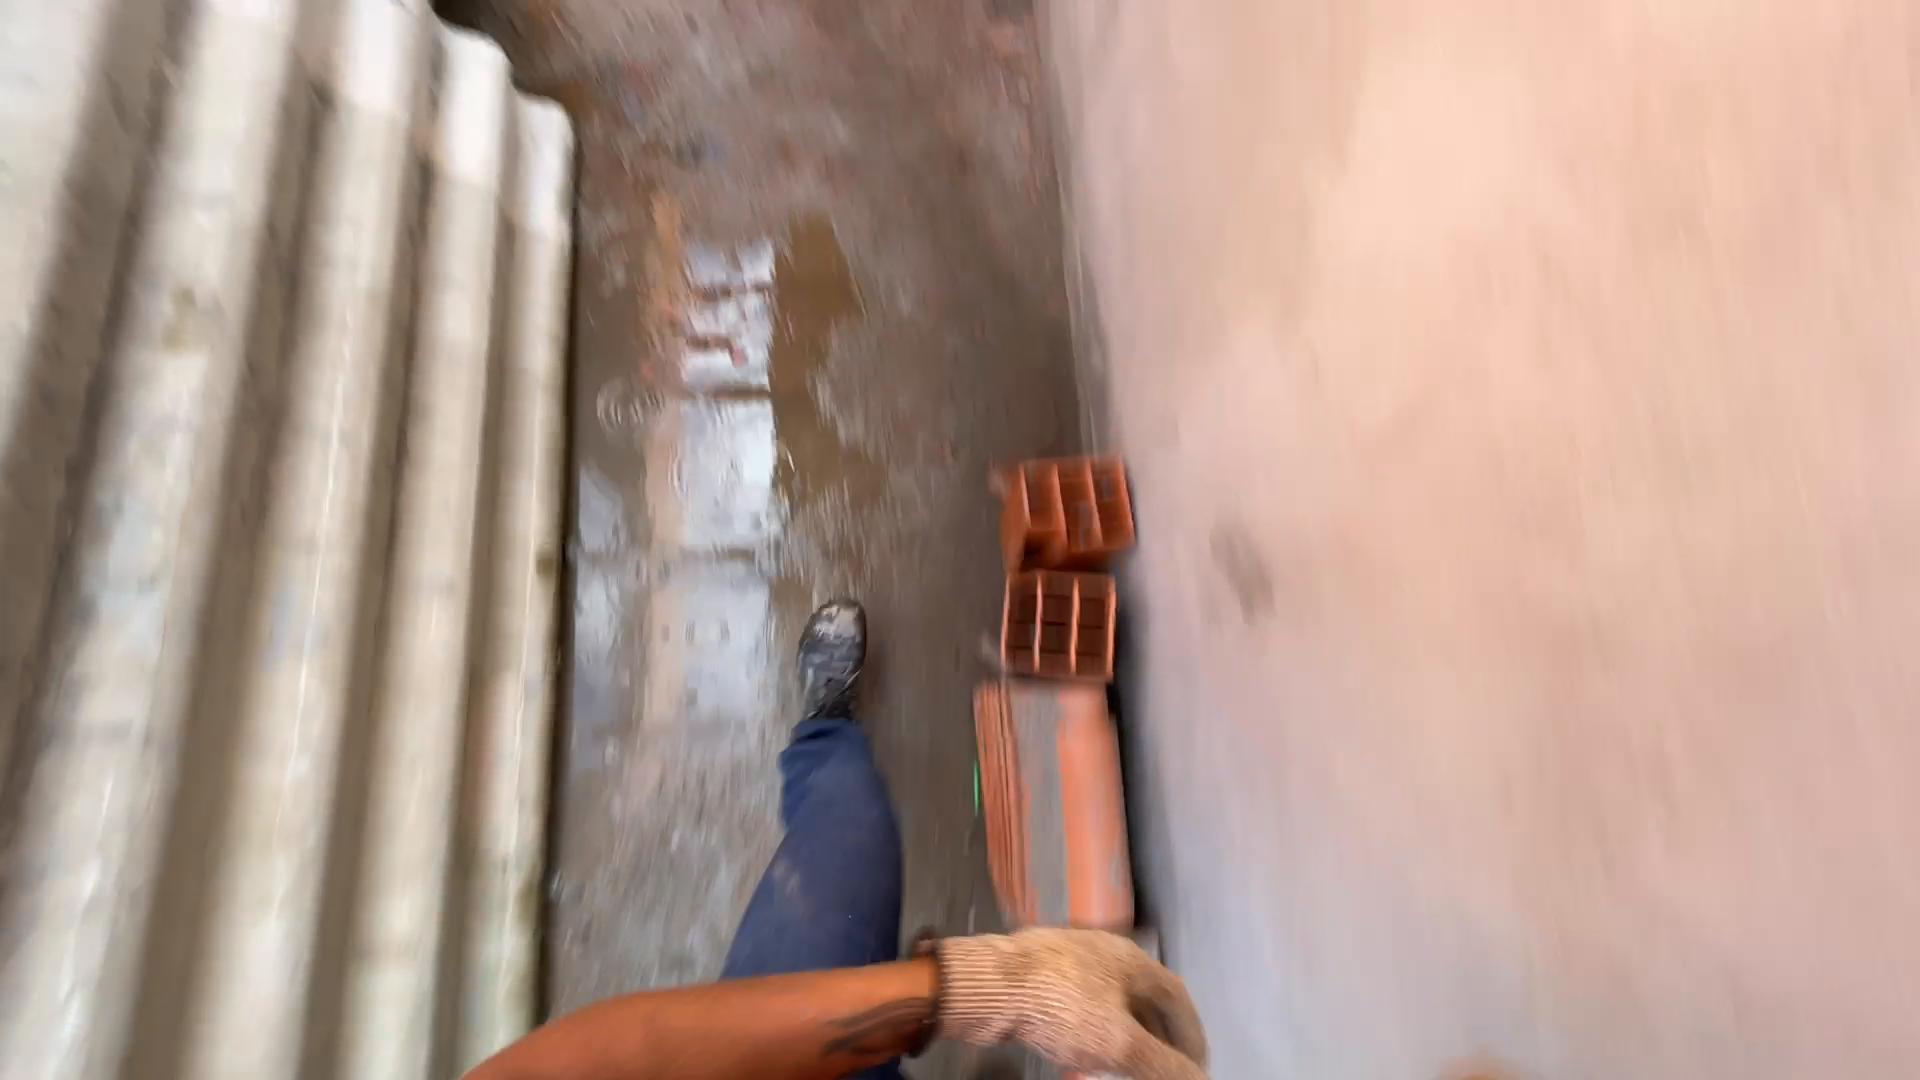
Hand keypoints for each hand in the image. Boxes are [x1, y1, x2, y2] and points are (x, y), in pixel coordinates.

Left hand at [932, 929, 1208, 1079]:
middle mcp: (1107, 952)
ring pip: (1115, 1004)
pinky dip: (1100, 1033)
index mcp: (1130, 958)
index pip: (1177, 994)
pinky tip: (1089, 1058)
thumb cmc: (1063, 1006)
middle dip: (1160, 1039)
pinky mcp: (1049, 974)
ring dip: (1129, 1038)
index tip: (1198, 1067)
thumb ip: (1162, 1065)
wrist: (994, 984)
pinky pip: (1088, 1007)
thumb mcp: (1118, 1043)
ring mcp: (1075, 960)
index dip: (1192, 1034)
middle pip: (1146, 998)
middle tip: (1166, 1071)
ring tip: (1130, 1069)